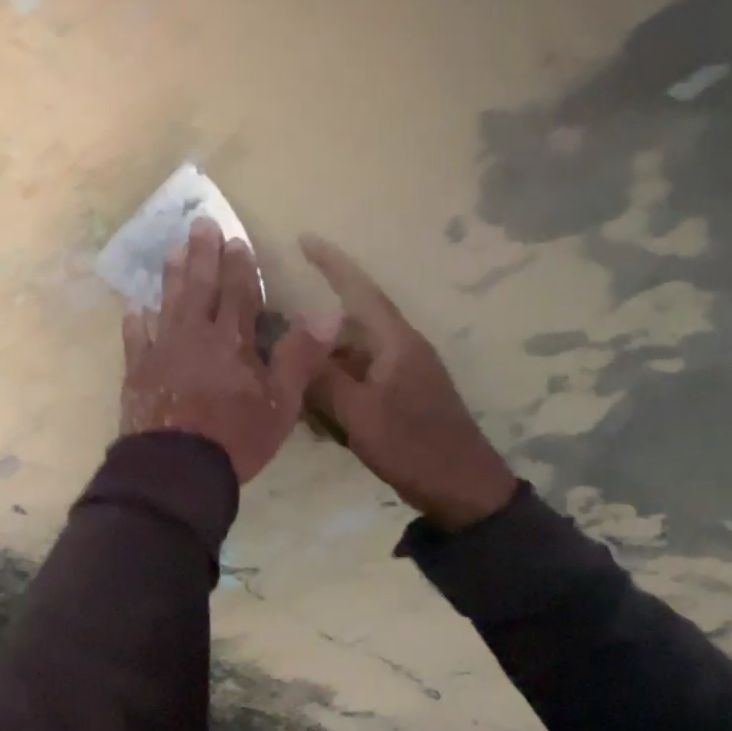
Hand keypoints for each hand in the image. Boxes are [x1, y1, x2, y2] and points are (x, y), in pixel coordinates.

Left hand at [121, 220, 336, 482]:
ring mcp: (160, 351)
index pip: (238, 293)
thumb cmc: (235, 438)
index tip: (235, 239)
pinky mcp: (137, 372)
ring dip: (171, 276)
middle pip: (199, 288)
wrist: (174, 466)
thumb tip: (329, 310)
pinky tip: (134, 306)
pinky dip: (135, 321)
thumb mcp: (281, 403)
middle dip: (201, 255)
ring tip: (171, 249)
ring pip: (167, 304)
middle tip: (198, 223)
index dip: (239, 266)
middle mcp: (193, 336)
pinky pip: (135, 338)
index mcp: (231, 342)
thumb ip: (301, 355)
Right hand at [300, 236, 516, 530]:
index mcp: (395, 343)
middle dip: (310, 328)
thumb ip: (321, 374)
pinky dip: (329, 387)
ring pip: (345, 355)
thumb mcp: (357, 412)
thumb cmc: (412, 445)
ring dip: (317, 364)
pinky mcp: (396, 397)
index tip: (305, 238)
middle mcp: (398, 350)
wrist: (463, 492)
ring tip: (284, 376)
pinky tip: (309, 410)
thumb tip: (293, 337)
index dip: (332, 264)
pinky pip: (352, 379)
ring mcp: (399, 375)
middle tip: (269, 331)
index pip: (359, 291)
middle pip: (344, 325)